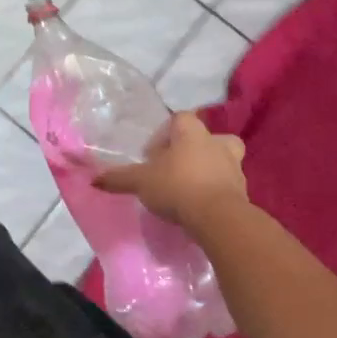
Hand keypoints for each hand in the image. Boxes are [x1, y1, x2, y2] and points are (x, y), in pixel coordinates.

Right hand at [93, 112, 247, 228]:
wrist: (219, 219)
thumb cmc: (177, 186)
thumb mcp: (139, 182)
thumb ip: (118, 178)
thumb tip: (93, 180)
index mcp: (192, 134)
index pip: (182, 118)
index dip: (167, 131)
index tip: (154, 151)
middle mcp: (217, 145)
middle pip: (211, 138)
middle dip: (197, 147)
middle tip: (178, 163)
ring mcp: (234, 169)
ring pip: (223, 161)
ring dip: (208, 169)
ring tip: (187, 187)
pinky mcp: (243, 193)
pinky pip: (227, 185)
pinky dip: (215, 191)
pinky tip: (198, 204)